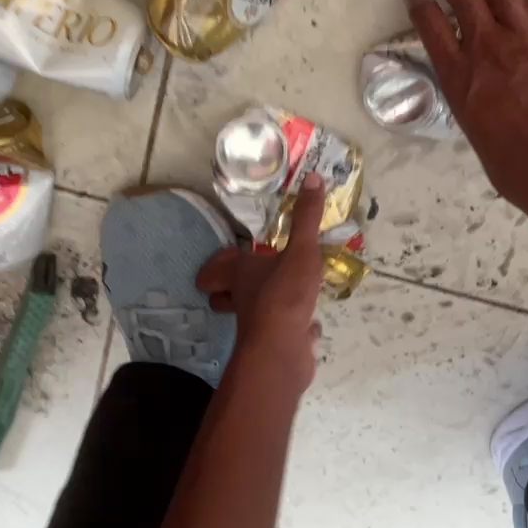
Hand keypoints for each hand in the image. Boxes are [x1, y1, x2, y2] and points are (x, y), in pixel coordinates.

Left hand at [196, 173, 326, 394]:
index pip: (216, 270)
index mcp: (240, 274)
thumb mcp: (301, 249)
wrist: (283, 350)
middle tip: (243, 280)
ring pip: (251, 314)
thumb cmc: (284, 293)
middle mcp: (242, 300)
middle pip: (225, 296)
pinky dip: (293, 329)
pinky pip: (284, 333)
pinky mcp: (277, 345)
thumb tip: (313, 177)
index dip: (215, 268)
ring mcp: (258, 325)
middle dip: (229, 290)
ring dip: (260, 307)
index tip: (221, 263)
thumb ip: (306, 217)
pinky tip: (309, 327)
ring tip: (280, 296)